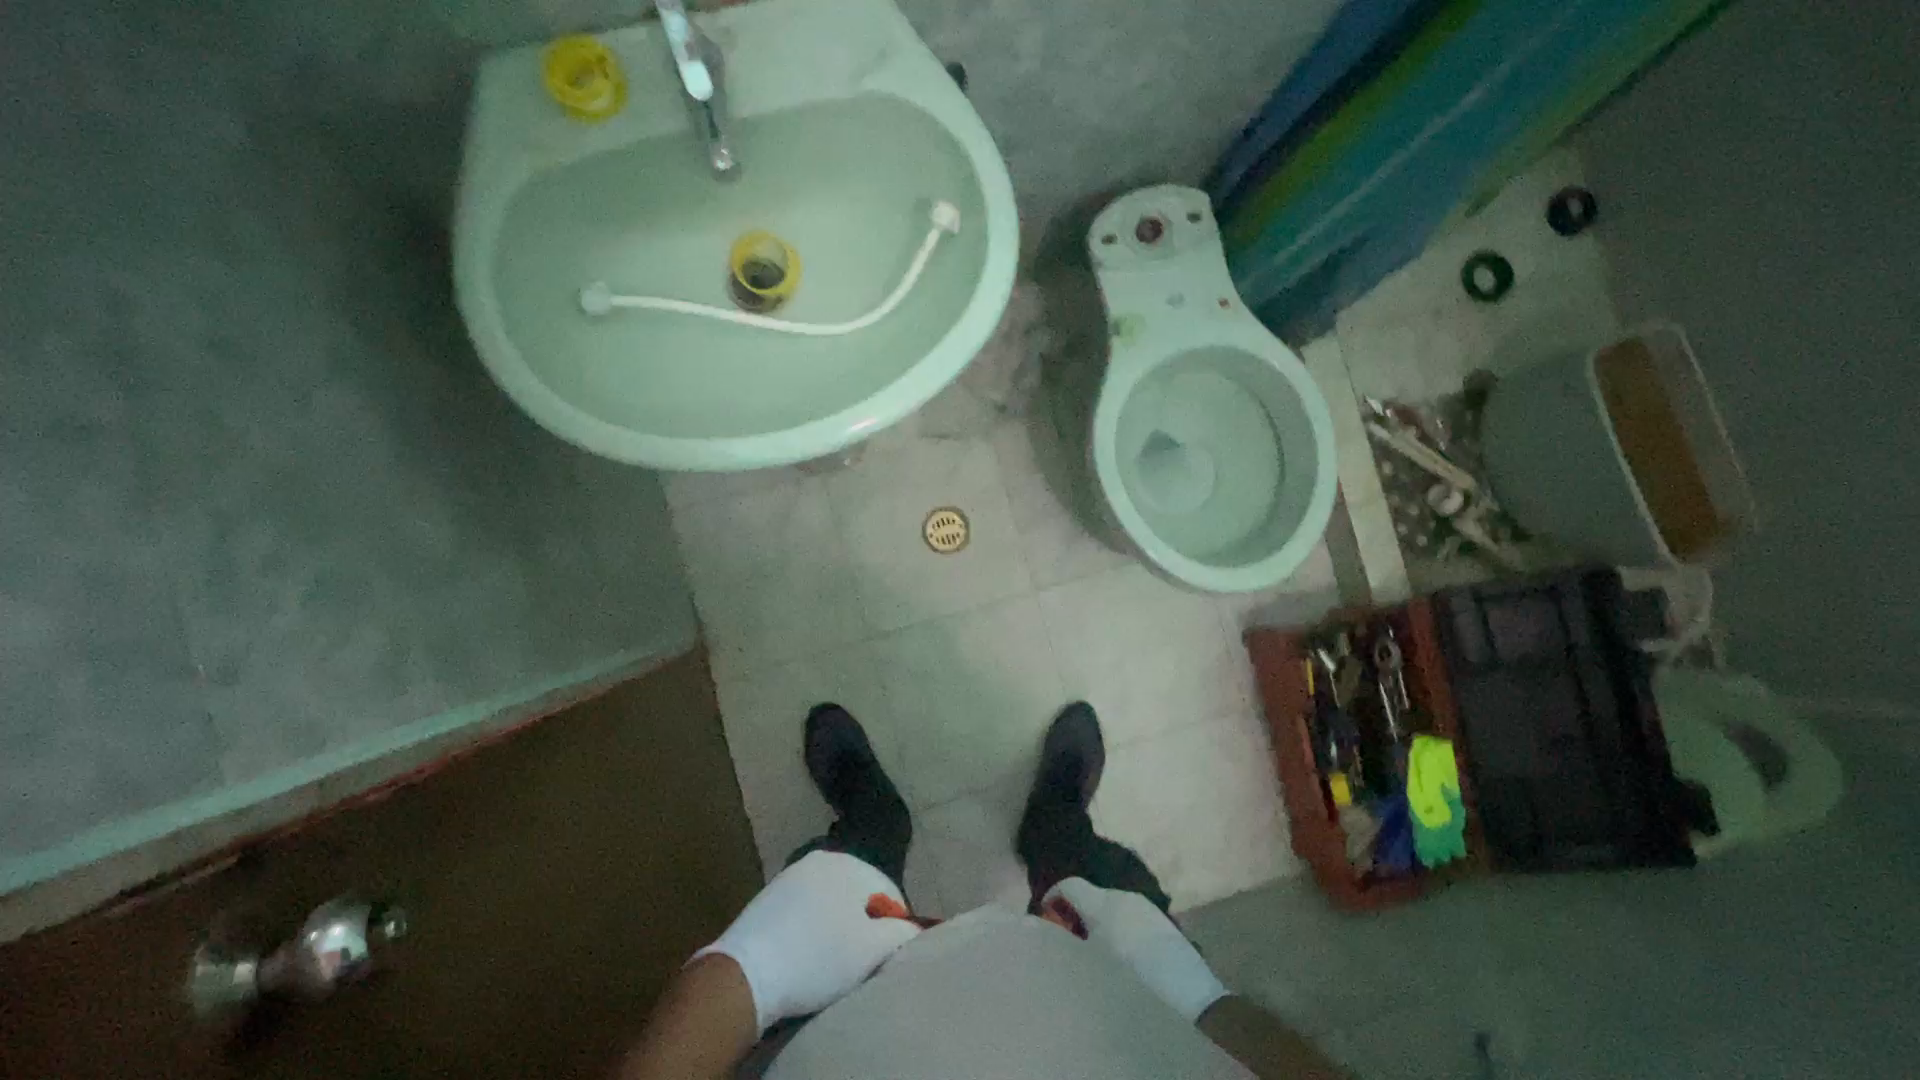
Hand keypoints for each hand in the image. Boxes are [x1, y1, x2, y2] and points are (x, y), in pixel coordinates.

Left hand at [693, 851, 921, 1031]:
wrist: (746, 973)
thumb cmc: (818, 958)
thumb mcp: (872, 950)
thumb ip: (901, 933)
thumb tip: (910, 927)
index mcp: (848, 863)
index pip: (888, 891)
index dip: (894, 924)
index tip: (886, 954)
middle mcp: (819, 860)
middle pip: (856, 893)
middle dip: (863, 923)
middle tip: (859, 959)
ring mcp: (789, 876)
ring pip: (828, 902)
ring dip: (835, 927)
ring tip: (830, 960)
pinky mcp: (766, 897)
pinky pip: (803, 910)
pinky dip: (810, 929)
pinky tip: (804, 954)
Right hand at [1045, 877, 1227, 1021]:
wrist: (1187, 993)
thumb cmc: (1129, 977)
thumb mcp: (1089, 964)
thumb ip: (1068, 943)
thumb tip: (1052, 932)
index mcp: (1102, 902)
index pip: (1068, 884)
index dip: (1051, 897)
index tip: (1044, 919)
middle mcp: (1123, 896)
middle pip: (1090, 895)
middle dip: (1075, 913)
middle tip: (1068, 942)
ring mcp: (1145, 906)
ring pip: (1110, 907)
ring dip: (1098, 922)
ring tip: (1095, 953)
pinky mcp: (1161, 920)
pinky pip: (1129, 917)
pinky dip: (1117, 928)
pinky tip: (1122, 957)